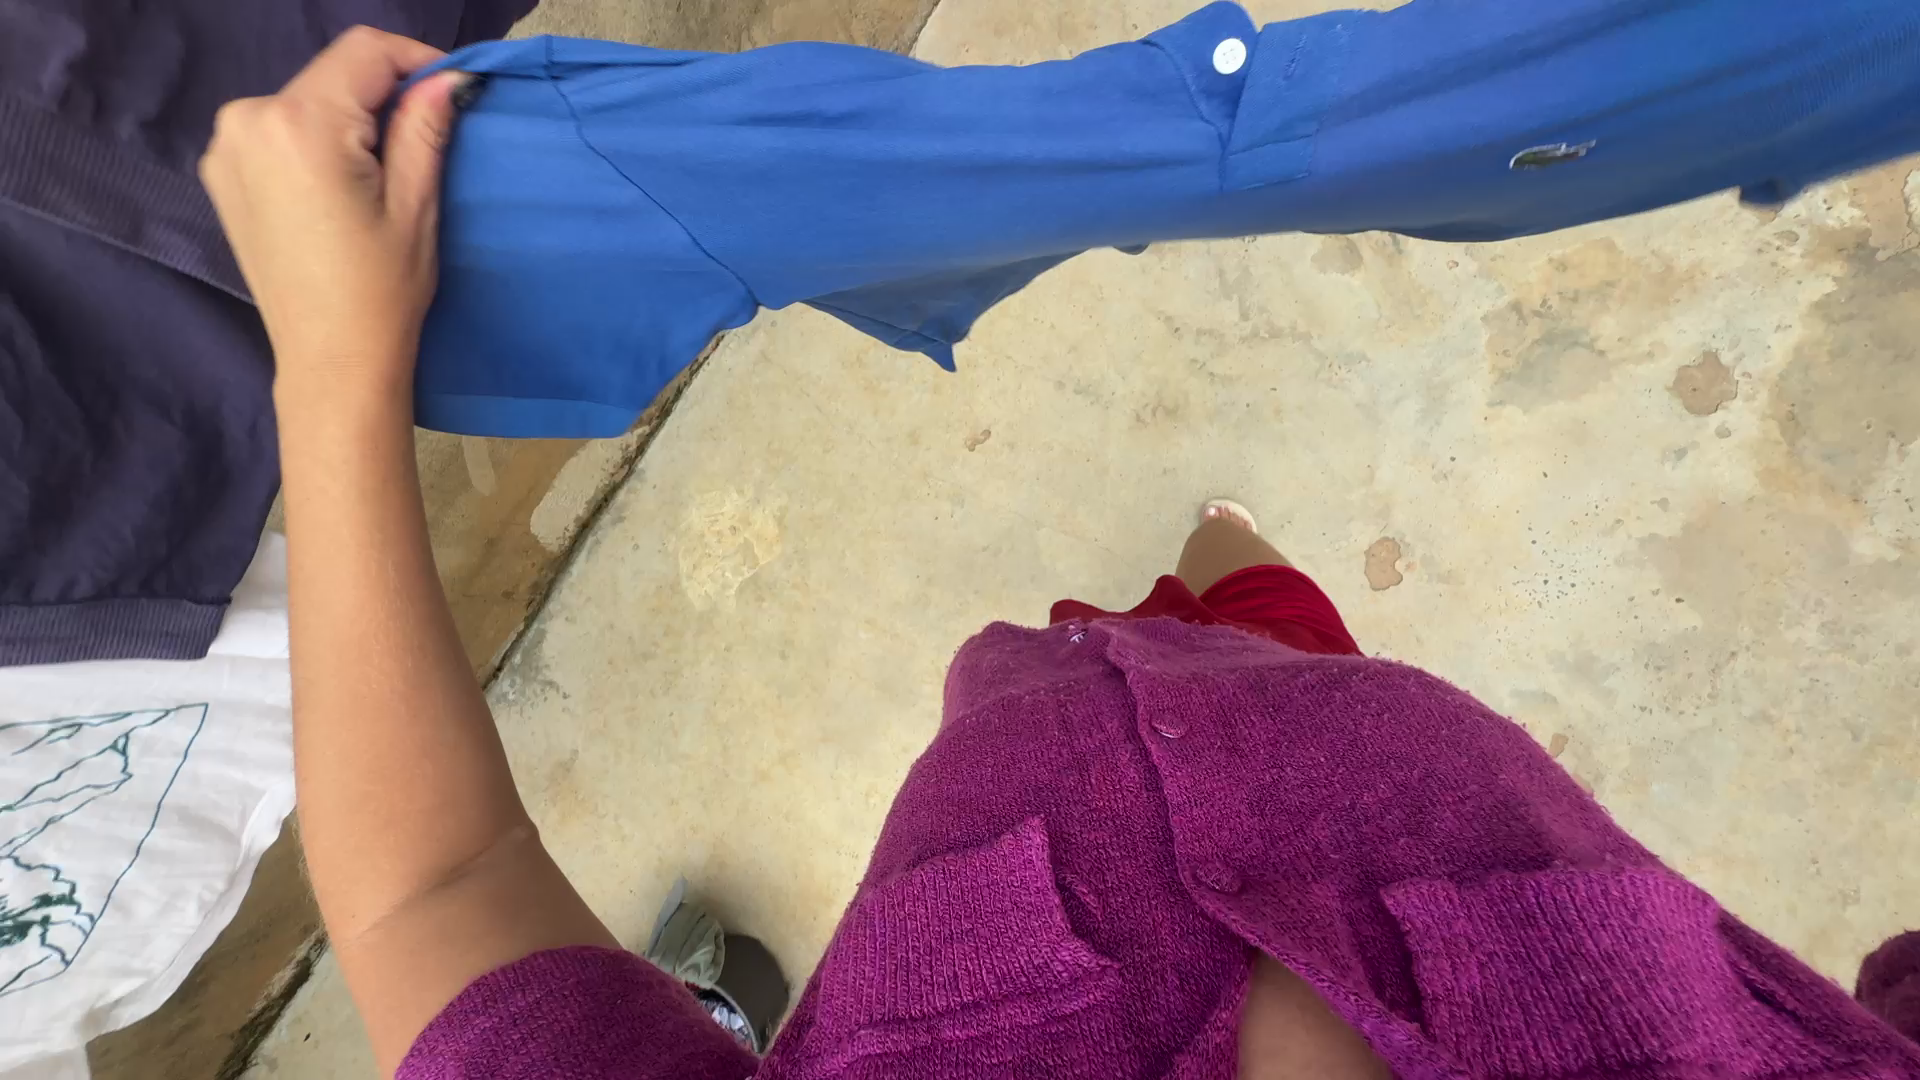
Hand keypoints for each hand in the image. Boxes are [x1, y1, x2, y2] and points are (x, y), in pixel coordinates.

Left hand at [201, 26, 473, 402]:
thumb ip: (424, 132)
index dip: (416, 59)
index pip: (362, 53)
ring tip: (388, 178)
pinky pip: (281, 136)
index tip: (455, 85)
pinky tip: (345, 194)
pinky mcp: (223, 172)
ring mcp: (225, 145)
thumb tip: (447, 80)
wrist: (333, 355)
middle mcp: (246, 118)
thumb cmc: (386, 289)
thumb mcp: (417, 208)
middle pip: (332, 80)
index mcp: (300, 124)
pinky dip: (320, 146)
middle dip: (385, 100)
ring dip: (352, 125)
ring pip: (306, 107)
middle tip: (431, 145)